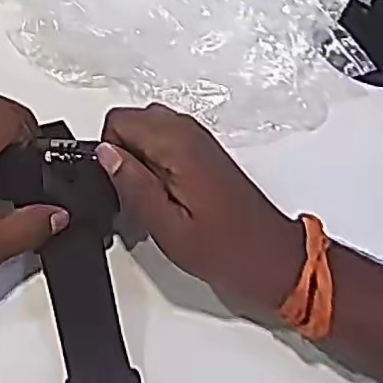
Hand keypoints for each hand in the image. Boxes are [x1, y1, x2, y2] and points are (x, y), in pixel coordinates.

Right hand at [99, 103, 303, 313]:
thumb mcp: (169, 228)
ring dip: (139, 156)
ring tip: (155, 195)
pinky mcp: (203, 147)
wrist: (277, 262)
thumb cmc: (229, 251)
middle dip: (124, 153)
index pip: (117, 120)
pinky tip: (169, 192)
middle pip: (130, 120)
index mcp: (176, 142)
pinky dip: (156, 158)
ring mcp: (197, 136)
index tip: (124, 184)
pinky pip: (162, 137)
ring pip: (144, 127)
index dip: (111, 153)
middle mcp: (187, 129)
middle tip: (140, 193)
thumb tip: (105, 154)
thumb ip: (133, 185)